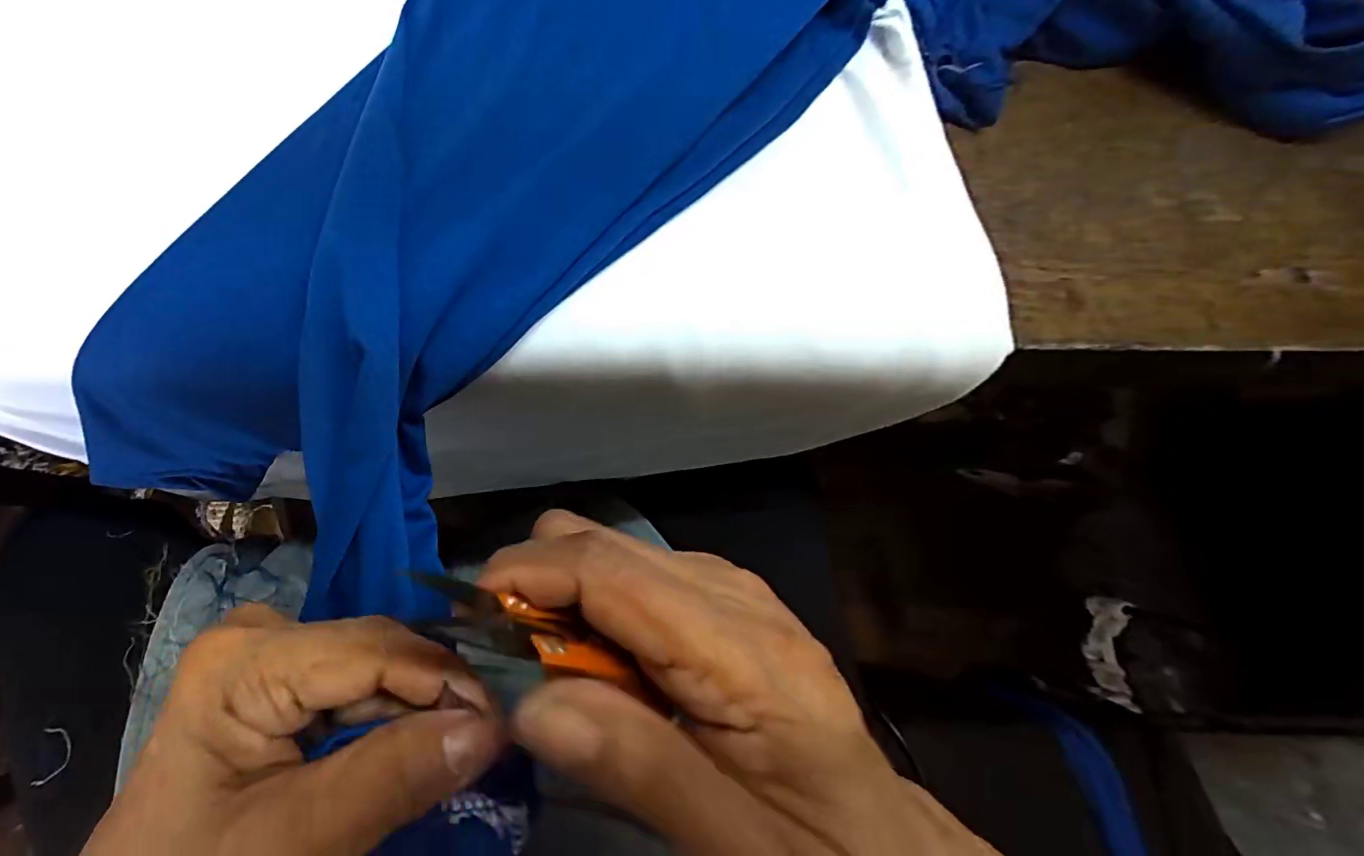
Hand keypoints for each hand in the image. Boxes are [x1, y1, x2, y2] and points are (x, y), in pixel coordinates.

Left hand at [85, 604, 506, 855]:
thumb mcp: (295, 841)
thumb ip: (391, 777)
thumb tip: (490, 726)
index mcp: (245, 658)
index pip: (370, 647)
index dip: (443, 677)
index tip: (503, 721)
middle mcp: (257, 634)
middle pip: (371, 651)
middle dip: (433, 693)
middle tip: (491, 738)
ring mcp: (263, 656)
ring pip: (368, 668)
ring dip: (416, 707)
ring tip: (467, 741)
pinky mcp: (273, 684)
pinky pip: (348, 689)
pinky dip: (388, 719)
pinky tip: (418, 743)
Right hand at [478, 509, 997, 855]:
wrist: (892, 849)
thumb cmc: (820, 854)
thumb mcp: (738, 847)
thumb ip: (637, 768)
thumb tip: (525, 705)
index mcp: (744, 652)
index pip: (613, 573)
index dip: (532, 573)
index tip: (470, 608)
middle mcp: (735, 595)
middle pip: (606, 540)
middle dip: (537, 576)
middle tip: (500, 649)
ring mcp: (731, 589)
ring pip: (615, 545)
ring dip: (561, 587)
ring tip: (540, 660)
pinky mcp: (724, 599)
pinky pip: (636, 570)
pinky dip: (593, 599)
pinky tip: (594, 660)